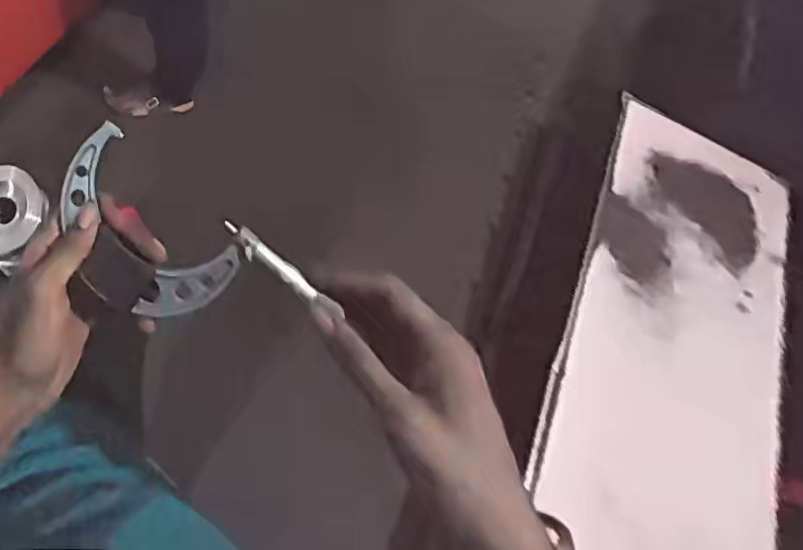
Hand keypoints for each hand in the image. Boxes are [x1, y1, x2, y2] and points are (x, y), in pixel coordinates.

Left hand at [0, 195, 167, 414]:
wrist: (19, 390)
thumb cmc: (25, 337)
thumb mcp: (42, 290)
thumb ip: (67, 251)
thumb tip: (91, 210)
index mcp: (47, 250)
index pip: (77, 214)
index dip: (102, 209)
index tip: (129, 220)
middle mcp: (64, 263)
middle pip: (102, 237)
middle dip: (130, 238)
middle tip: (156, 252)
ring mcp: (79, 288)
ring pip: (113, 264)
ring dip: (137, 265)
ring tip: (159, 272)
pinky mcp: (91, 313)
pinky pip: (118, 298)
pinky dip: (135, 302)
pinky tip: (149, 315)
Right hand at [315, 273, 551, 549]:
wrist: (496, 532)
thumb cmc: (450, 467)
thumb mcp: (397, 412)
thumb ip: (356, 359)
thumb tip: (318, 311)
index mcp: (442, 341)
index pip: (390, 292)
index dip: (349, 281)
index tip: (309, 279)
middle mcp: (443, 345)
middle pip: (392, 305)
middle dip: (350, 296)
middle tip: (306, 295)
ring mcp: (441, 368)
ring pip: (392, 328)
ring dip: (357, 318)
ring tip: (317, 314)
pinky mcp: (435, 390)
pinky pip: (397, 353)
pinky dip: (368, 344)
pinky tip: (344, 346)